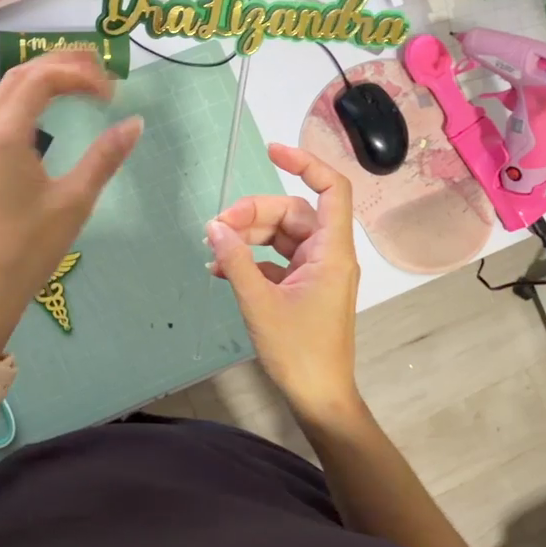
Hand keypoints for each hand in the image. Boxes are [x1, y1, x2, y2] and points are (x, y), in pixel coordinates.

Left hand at [0, 52, 142, 358]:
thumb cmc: (29, 248)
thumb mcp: (75, 202)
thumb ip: (104, 158)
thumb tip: (135, 124)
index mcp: (5, 135)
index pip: (42, 78)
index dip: (81, 75)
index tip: (113, 93)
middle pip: (19, 77)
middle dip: (60, 65)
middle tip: (99, 71)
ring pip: (3, 96)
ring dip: (39, 81)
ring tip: (75, 86)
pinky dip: (23, 104)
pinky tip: (43, 120)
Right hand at [207, 143, 362, 418]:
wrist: (319, 395)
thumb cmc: (298, 351)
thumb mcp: (259, 303)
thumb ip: (236, 261)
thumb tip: (214, 227)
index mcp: (331, 251)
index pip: (331, 188)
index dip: (305, 162)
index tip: (271, 151)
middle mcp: (328, 255)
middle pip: (293, 213)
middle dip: (253, 214)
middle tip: (215, 229)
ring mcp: (317, 273)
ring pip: (282, 236)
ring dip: (248, 238)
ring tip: (213, 251)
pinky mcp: (304, 290)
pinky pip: (278, 261)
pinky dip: (251, 261)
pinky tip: (221, 271)